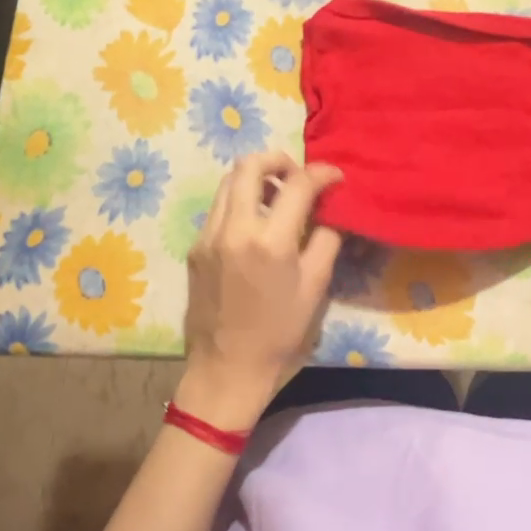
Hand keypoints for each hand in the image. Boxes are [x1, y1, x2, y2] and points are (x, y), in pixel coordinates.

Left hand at [177, 152, 344, 428]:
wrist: (226, 370)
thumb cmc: (279, 334)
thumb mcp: (315, 286)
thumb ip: (326, 237)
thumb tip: (331, 208)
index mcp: (269, 241)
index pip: (297, 184)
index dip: (322, 173)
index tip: (336, 177)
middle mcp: (233, 228)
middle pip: (250, 165)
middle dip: (279, 160)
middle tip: (299, 178)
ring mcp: (208, 236)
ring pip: (228, 181)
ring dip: (256, 178)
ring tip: (278, 197)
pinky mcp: (195, 248)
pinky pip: (219, 208)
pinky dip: (240, 201)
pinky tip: (257, 224)